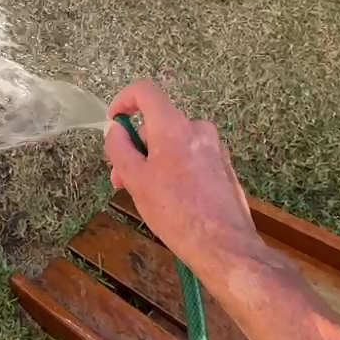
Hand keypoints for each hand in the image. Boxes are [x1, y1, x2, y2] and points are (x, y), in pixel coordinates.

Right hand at [104, 78, 271, 283]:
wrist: (226, 248)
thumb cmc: (175, 212)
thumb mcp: (135, 179)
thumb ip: (119, 147)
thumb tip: (115, 130)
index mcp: (173, 126)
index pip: (145, 91)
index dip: (123, 100)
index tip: (113, 122)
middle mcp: (197, 129)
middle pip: (157, 123)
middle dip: (136, 146)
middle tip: (122, 177)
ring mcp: (215, 148)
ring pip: (173, 142)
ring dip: (153, 160)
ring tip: (143, 193)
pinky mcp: (224, 167)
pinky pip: (190, 155)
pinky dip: (174, 167)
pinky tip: (170, 199)